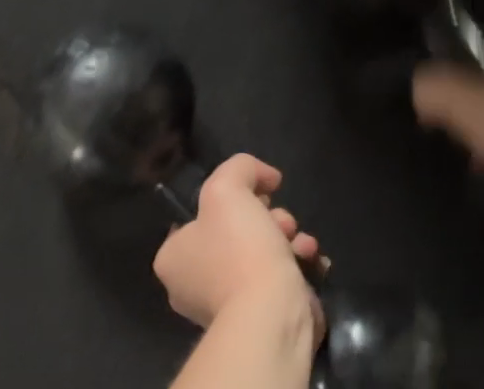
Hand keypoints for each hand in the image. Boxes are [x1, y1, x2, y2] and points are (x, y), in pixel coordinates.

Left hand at [154, 154, 322, 333]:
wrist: (270, 313)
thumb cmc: (239, 249)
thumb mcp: (227, 187)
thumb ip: (239, 168)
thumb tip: (264, 178)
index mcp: (174, 258)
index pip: (201, 216)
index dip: (234, 198)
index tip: (260, 195)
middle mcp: (194, 284)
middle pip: (237, 231)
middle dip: (269, 218)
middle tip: (282, 221)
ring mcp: (227, 305)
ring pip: (262, 252)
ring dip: (288, 239)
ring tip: (300, 243)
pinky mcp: (260, 316)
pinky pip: (279, 278)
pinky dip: (297, 264)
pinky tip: (309, 259)